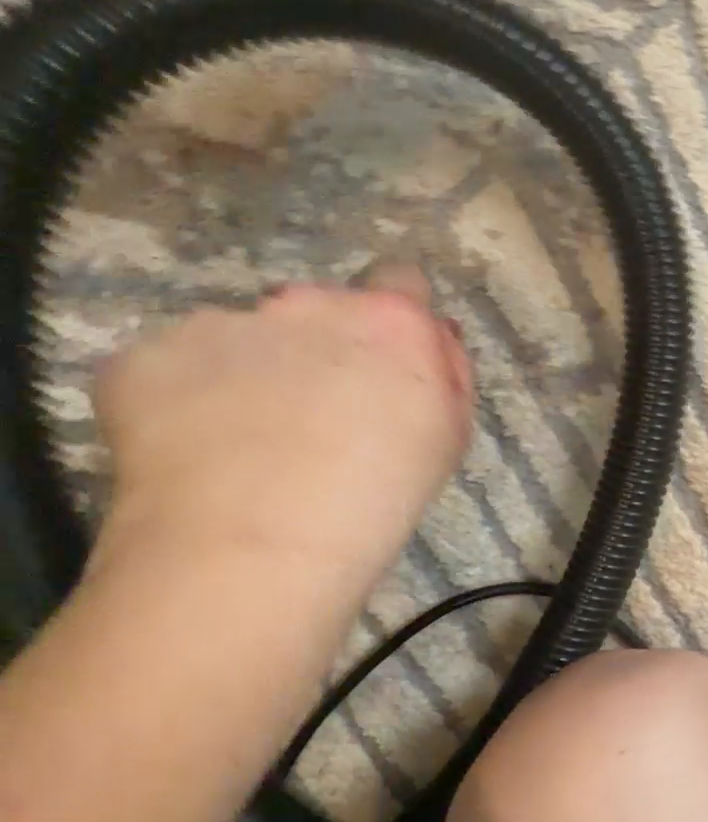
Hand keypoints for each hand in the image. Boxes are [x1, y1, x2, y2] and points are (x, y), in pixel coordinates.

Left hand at [90, 264, 472, 584]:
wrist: (256, 540)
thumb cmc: (381, 491)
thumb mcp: (450, 431)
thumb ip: (445, 370)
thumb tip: (430, 339)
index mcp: (390, 319)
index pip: (401, 281)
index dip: (395, 319)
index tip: (386, 358)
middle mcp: (306, 304)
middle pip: (316, 310)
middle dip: (317, 347)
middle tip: (315, 412)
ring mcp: (218, 324)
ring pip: (240, 338)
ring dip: (249, 369)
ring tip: (245, 438)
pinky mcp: (142, 356)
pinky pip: (170, 367)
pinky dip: (181, 398)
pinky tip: (194, 449)